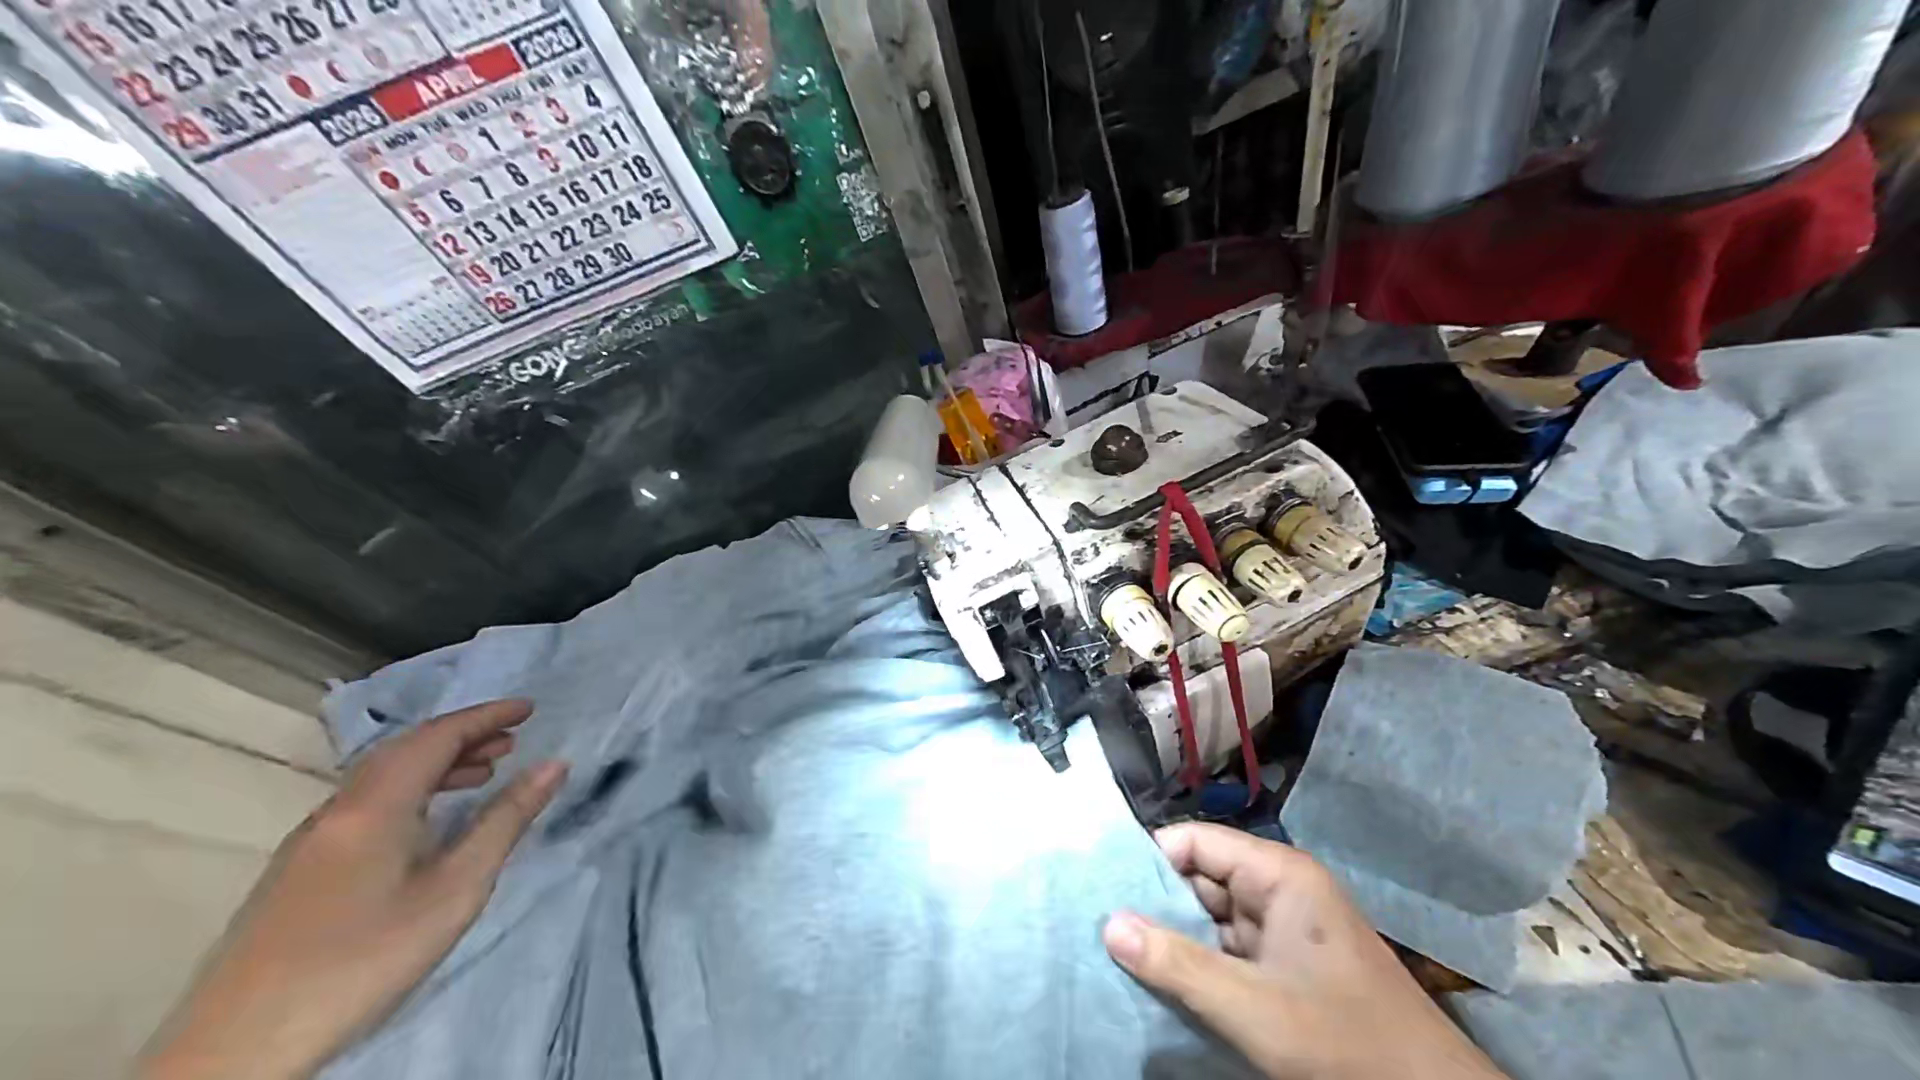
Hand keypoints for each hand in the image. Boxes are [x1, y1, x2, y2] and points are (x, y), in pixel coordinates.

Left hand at [140, 699, 568, 1079]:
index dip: (486, 716)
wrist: (238, 1050)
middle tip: (512, 741)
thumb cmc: (365, 958)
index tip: (529, 708)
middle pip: (405, 750)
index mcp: (375, 806)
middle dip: (462, 736)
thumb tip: (554, 764)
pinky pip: (366, 804)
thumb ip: (506, 820)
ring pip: (382, 778)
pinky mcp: (299, 870)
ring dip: (436, 764)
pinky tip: (428, 821)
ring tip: (483, 775)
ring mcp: (310, 841)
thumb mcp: (456, 889)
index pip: (437, 737)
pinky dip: (411, 791)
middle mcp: (338, 810)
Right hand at [1104, 824, 1505, 1079]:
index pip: (1194, 842)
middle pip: (1198, 878)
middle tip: (1099, 923)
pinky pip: (1227, 950)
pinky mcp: (1284, 965)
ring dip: (1173, 936)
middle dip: (1154, 902)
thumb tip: (1107, 923)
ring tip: (1117, 949)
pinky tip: (1160, 978)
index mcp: (1277, 874)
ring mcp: (1282, 928)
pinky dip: (1197, 963)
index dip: (1148, 859)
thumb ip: (1176, 963)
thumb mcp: (1252, 1006)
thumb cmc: (1343, 1042)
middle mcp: (1278, 889)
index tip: (1102, 887)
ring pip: (1209, 917)